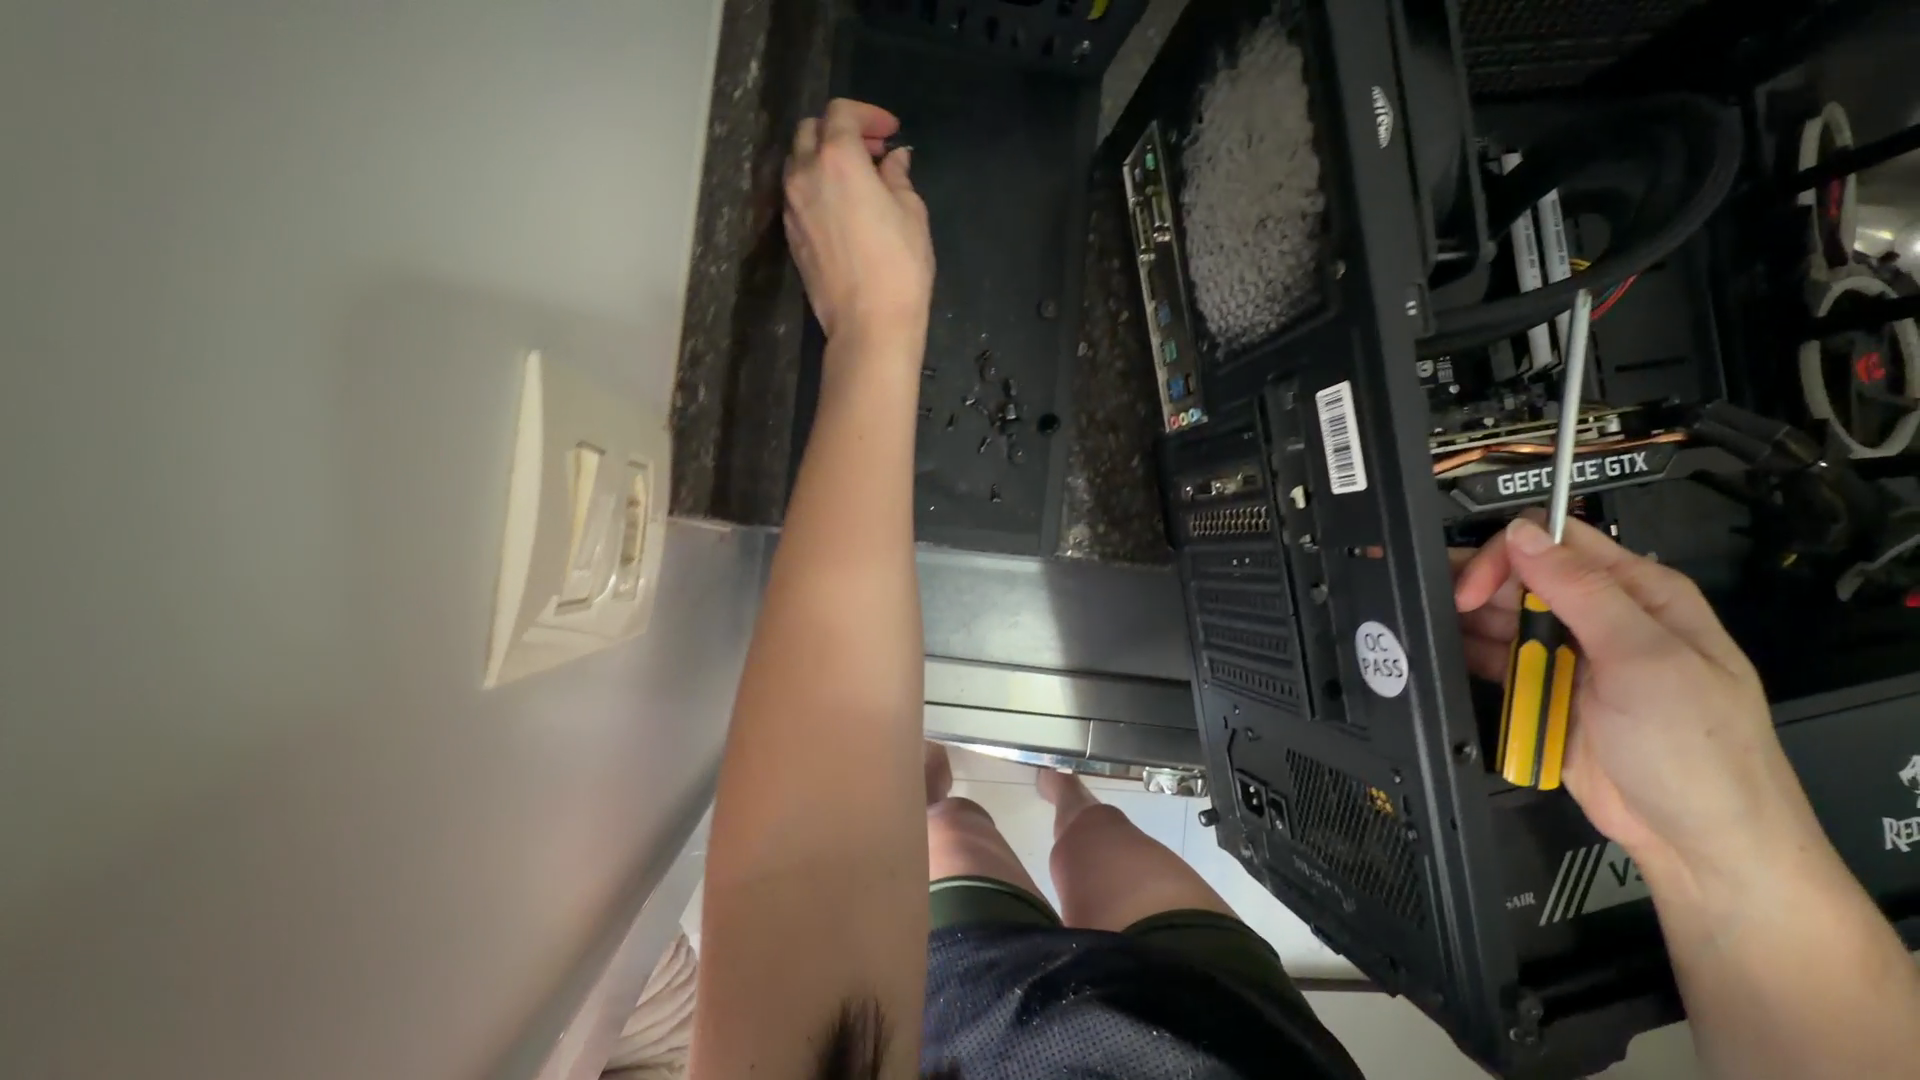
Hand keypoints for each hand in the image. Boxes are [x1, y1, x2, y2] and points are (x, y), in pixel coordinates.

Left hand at [783, 99, 933, 346]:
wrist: (868, 323)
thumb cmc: (899, 266)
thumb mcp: (911, 213)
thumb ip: (898, 178)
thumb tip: (895, 160)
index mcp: (838, 158)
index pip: (841, 113)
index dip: (868, 114)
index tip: (891, 132)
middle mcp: (805, 174)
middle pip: (811, 130)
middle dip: (841, 130)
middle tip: (874, 151)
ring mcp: (792, 206)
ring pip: (798, 161)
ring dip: (824, 157)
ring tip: (857, 178)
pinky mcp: (790, 234)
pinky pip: (797, 193)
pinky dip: (817, 185)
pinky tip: (843, 205)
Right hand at [1452, 516, 1824, 885]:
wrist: (1699, 844)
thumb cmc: (1693, 748)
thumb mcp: (1645, 659)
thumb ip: (1581, 592)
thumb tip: (1520, 532)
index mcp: (1638, 595)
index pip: (1556, 544)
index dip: (1505, 556)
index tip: (1468, 590)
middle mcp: (1598, 619)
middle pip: (1518, 579)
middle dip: (1474, 587)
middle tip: (1432, 609)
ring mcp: (1566, 659)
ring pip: (1498, 618)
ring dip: (1462, 620)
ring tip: (1418, 627)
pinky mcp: (1540, 694)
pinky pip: (1491, 662)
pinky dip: (1463, 656)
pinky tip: (1433, 653)